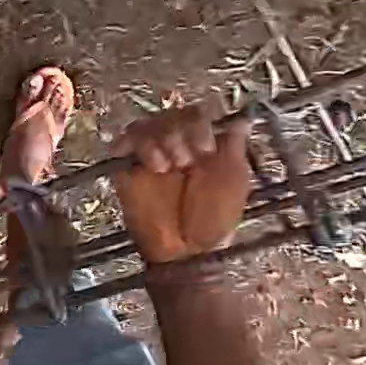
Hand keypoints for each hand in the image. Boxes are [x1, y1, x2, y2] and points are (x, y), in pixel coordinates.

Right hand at [110, 102, 252, 263]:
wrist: (185, 251)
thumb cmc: (215, 220)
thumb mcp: (234, 180)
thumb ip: (234, 147)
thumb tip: (242, 118)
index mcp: (202, 143)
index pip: (196, 113)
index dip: (200, 124)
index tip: (207, 149)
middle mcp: (174, 145)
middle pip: (170, 115)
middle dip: (181, 133)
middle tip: (187, 162)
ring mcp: (149, 157)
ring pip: (146, 125)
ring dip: (161, 140)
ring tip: (169, 167)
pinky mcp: (127, 171)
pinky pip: (123, 144)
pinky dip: (137, 147)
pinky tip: (153, 166)